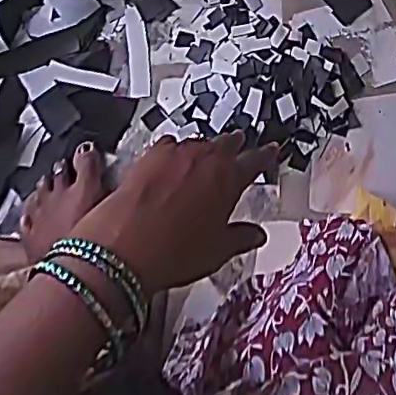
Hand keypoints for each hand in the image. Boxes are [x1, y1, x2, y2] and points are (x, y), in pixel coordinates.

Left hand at [68, 131, 277, 293]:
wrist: (123, 248)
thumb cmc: (171, 252)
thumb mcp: (216, 252)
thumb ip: (240, 237)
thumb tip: (256, 235)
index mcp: (228, 178)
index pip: (255, 160)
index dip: (266, 155)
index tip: (272, 150)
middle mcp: (205, 158)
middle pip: (228, 143)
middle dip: (236, 145)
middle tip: (240, 146)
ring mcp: (178, 152)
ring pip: (199, 142)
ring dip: (205, 148)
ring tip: (205, 159)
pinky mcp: (152, 153)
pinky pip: (171, 144)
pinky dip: (176, 150)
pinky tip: (172, 160)